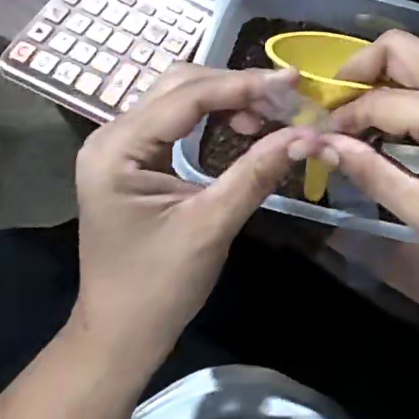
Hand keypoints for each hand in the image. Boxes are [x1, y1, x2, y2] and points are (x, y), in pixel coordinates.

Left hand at [72, 65, 317, 362]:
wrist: (118, 335)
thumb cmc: (158, 288)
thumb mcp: (211, 226)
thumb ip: (256, 173)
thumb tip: (307, 135)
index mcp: (117, 148)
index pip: (186, 96)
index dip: (242, 85)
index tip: (291, 82)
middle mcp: (111, 135)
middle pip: (179, 85)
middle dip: (235, 86)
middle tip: (285, 97)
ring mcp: (118, 144)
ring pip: (177, 96)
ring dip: (225, 97)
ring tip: (268, 113)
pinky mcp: (131, 156)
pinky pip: (174, 119)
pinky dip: (211, 114)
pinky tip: (241, 124)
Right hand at [319, 31, 418, 303]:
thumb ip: (373, 173)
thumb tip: (325, 146)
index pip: (379, 99)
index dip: (343, 117)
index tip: (319, 137)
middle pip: (397, 47)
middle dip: (357, 69)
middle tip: (334, 108)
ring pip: (415, 53)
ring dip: (379, 74)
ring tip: (356, 116)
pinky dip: (402, 83)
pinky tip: (390, 119)